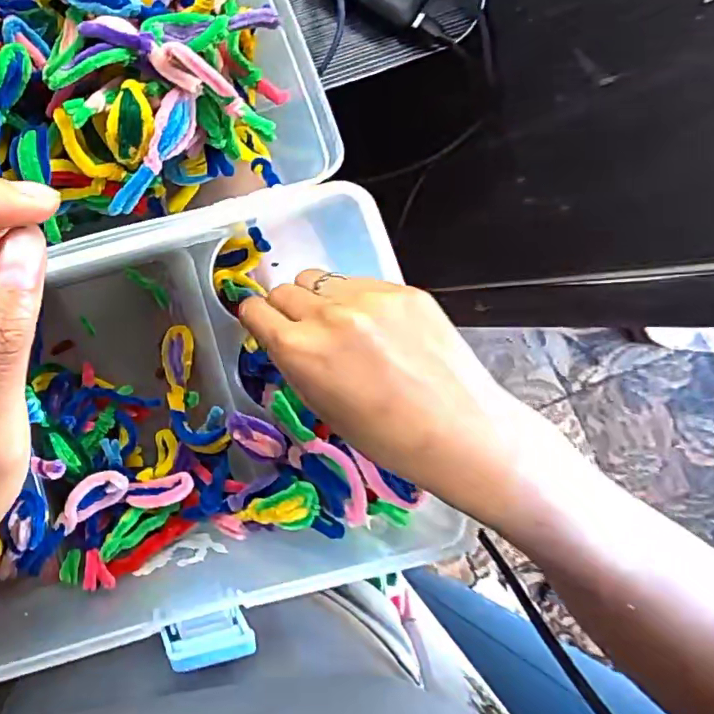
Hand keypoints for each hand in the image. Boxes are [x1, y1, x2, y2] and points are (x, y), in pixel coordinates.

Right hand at [238, 270, 586, 522]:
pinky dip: (359, 300)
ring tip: (345, 325)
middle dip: (288, 309)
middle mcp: (326, 315)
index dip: (257, 318)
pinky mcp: (402, 290)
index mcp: (298, 349)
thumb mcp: (317, 401)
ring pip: (319, 279)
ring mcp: (367, 298)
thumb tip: (284, 335)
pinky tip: (382, 329)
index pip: (254, 309)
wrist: (460, 432)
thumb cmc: (383, 434)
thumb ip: (294, 359)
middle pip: (283, 289)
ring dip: (321, 298)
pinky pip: (360, 282)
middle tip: (308, 330)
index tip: (265, 324)